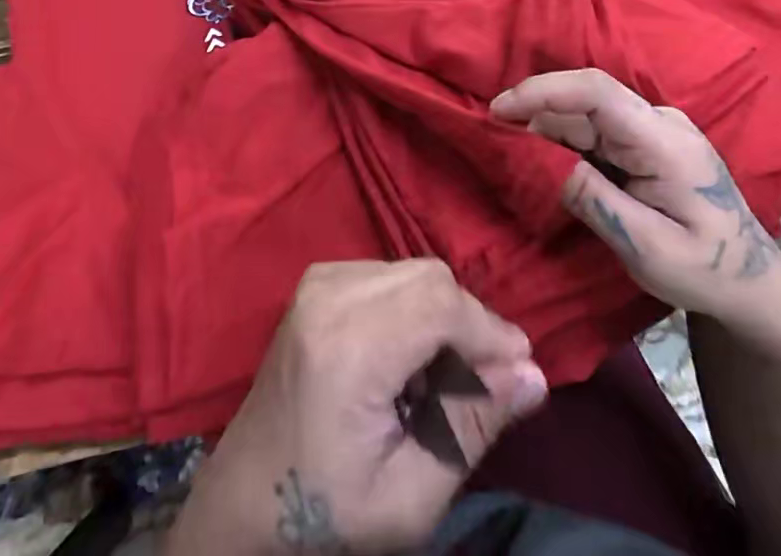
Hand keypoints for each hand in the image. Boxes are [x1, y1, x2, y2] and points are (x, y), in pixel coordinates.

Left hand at [165, 260, 548, 555]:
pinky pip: (386, 275)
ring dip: (441, 317)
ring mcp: (316, 284)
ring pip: (412, 272)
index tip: (517, 379)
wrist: (247, 495)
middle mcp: (328, 297)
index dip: (491, 334)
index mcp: (348, 346)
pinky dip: (412, 307)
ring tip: (434, 381)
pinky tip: (402, 358)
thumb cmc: (326, 508)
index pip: (442, 304)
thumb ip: (471, 427)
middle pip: (430, 278)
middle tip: (478, 387)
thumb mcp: (409, 495)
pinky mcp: (314, 284)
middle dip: (470, 324)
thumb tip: (533, 374)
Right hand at [490, 69, 780, 355]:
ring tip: (514, 164)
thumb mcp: (645, 244)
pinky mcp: (642, 142)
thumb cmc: (706, 270)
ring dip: (543, 133)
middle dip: (533, 117)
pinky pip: (591, 131)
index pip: (597, 92)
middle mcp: (658, 123)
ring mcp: (651, 130)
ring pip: (581, 116)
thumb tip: (536, 162)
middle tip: (495, 148)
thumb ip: (591, 198)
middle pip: (582, 102)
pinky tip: (542, 168)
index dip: (542, 91)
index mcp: (664, 142)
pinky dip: (559, 145)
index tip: (497, 110)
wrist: (752, 284)